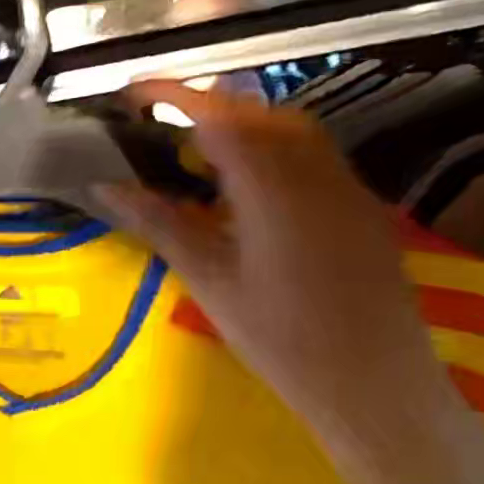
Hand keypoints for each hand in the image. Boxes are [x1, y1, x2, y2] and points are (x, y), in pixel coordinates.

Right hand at [94, 81, 460, 461]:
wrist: (376, 389)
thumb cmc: (280, 339)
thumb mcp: (208, 279)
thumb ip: (159, 222)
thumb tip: (106, 185)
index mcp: (273, 190)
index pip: (219, 117)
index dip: (173, 95)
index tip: (132, 93)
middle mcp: (318, 176)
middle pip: (261, 113)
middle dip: (208, 106)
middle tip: (162, 124)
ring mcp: (349, 191)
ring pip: (294, 130)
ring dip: (243, 124)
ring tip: (200, 150)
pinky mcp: (364, 210)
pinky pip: (315, 156)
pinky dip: (272, 148)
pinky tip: (248, 186)